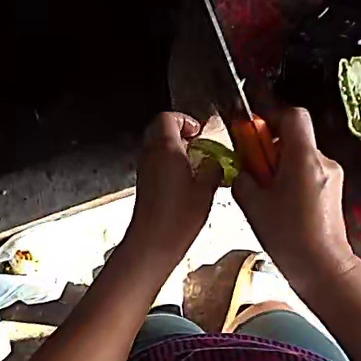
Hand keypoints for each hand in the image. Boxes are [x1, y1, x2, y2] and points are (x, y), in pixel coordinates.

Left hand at [123, 112, 219, 268]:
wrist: (153, 243)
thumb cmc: (177, 218)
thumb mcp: (206, 189)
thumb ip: (214, 169)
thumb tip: (216, 164)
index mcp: (165, 148)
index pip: (168, 118)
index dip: (185, 120)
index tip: (199, 131)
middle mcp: (150, 156)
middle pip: (160, 131)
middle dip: (180, 134)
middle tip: (199, 144)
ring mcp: (145, 171)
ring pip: (157, 149)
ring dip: (175, 151)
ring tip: (196, 165)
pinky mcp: (144, 186)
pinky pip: (156, 166)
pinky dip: (170, 167)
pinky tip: (187, 184)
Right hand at [233, 107, 360, 293]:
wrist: (322, 266)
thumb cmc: (289, 237)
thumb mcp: (252, 205)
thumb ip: (243, 178)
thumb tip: (243, 169)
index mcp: (304, 158)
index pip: (293, 116)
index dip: (270, 119)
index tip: (253, 134)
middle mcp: (323, 162)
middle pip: (295, 138)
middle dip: (270, 149)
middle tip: (253, 172)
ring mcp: (331, 176)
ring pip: (300, 158)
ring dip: (280, 168)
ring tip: (266, 195)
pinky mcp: (332, 191)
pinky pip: (308, 174)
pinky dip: (291, 181)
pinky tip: (281, 206)